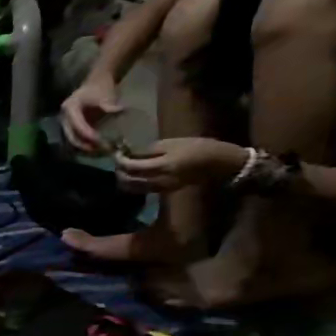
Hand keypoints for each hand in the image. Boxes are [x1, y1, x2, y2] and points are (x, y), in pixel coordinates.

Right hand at [59, 71, 123, 154]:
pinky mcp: (72, 129)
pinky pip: (77, 140)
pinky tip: (98, 149)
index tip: (100, 140)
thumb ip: (109, 105)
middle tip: (101, 149)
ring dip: (86, 148)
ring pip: (73, 141)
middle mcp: (64, 118)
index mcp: (70, 108)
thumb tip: (118, 111)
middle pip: (72, 136)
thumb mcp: (105, 95)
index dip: (88, 134)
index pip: (77, 125)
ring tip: (101, 151)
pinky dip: (87, 146)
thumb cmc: (100, 89)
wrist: (97, 85)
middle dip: (85, 145)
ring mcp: (67, 124)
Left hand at [115, 137, 247, 192]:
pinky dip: (133, 184)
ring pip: (133, 189)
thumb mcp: (170, 143)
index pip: (130, 167)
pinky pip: (142, 190)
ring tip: (124, 167)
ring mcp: (161, 188)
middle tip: (118, 160)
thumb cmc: (196, 147)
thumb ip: (147, 150)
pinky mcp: (164, 191)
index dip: (119, 160)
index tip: (116, 152)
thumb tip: (128, 152)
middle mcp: (159, 181)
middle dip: (119, 171)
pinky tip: (134, 174)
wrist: (218, 163)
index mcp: (161, 166)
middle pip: (127, 181)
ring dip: (124, 179)